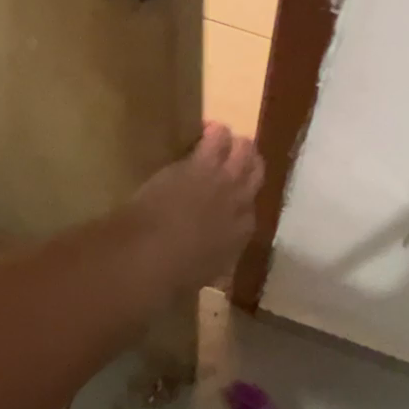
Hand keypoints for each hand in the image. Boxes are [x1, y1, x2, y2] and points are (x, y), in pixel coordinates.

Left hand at [122, 122, 264, 293]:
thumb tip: (219, 278)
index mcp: (241, 235)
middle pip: (255, 173)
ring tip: (217, 142)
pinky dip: (212, 132)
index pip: (251, 210)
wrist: (152, 254)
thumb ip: (214, 270)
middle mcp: (241, 203)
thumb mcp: (202, 276)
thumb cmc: (171, 274)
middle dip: (246, 164)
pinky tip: (204, 129)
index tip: (226, 198)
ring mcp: (224, 180)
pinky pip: (218, 137)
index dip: (239, 199)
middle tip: (231, 159)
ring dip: (232, 144)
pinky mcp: (203, 163)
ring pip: (244, 150)